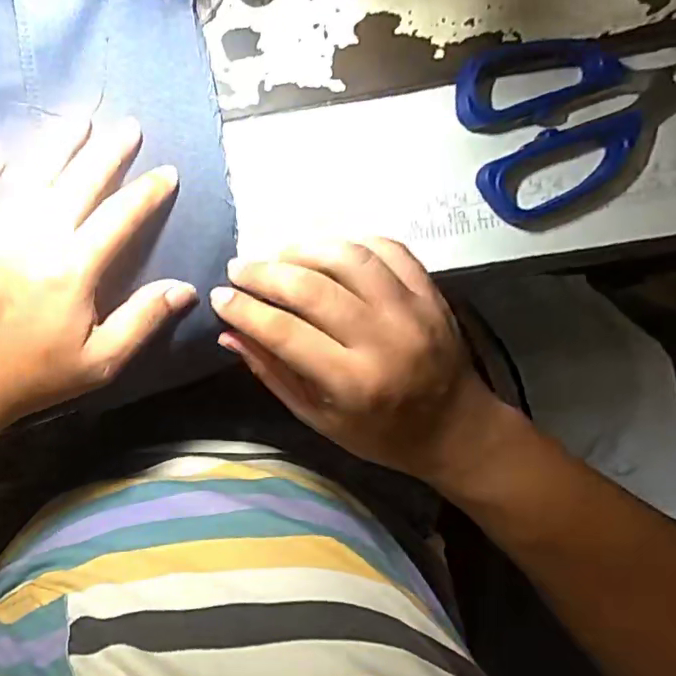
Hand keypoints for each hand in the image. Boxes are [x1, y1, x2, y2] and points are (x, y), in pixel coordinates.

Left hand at [0, 118, 195, 435]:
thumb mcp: (99, 360)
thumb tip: (185, 288)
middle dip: (107, 152)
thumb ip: (142, 320)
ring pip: (31, 178)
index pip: (118, 218)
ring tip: (79, 119)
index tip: (167, 172)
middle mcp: (35, 241)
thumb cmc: (36, 376)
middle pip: (78, 183)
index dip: (146, 193)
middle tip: (129, 126)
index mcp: (71, 270)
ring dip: (57, 145)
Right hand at [210, 238, 512, 483]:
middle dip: (264, 274)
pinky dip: (350, 243)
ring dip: (303, 250)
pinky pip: (388, 249)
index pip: (284, 332)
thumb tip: (228, 332)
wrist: (457, 429)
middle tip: (238, 269)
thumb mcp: (315, 416)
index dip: (244, 310)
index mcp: (352, 382)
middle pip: (311, 288)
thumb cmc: (377, 433)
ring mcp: (413, 311)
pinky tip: (325, 252)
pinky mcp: (431, 292)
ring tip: (278, 257)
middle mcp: (384, 340)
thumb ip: (271, 372)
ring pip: (348, 258)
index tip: (219, 296)